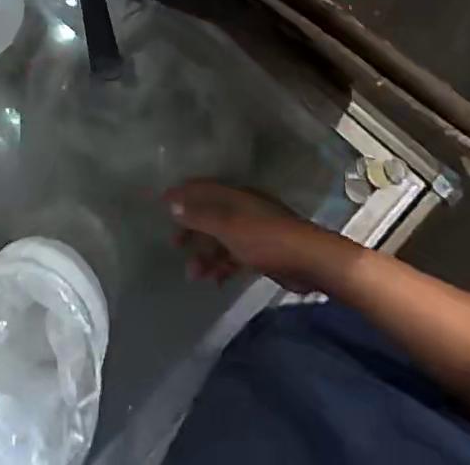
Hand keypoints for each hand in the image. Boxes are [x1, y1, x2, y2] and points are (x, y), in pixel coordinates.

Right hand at [166, 181, 361, 293]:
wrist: (307, 261)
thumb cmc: (265, 239)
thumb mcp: (228, 227)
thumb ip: (200, 216)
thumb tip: (172, 203)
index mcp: (237, 196)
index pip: (204, 188)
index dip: (183, 193)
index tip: (162, 201)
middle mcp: (244, 209)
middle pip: (212, 215)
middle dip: (192, 228)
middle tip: (174, 244)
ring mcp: (254, 231)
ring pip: (222, 239)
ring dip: (206, 254)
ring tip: (193, 274)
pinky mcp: (262, 252)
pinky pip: (235, 256)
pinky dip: (223, 266)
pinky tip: (214, 281)